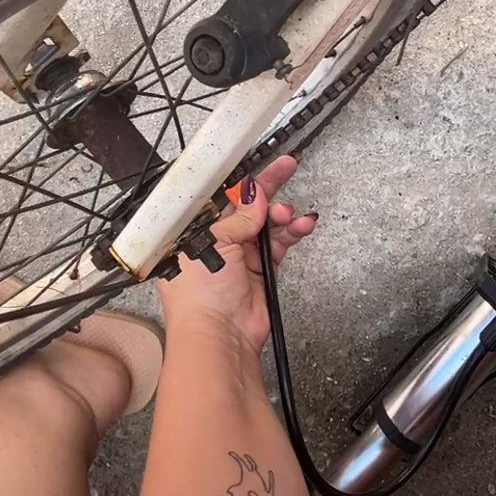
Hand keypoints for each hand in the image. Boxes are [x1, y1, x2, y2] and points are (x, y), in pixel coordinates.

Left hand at [157, 155, 318, 352]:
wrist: (220, 334)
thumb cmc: (198, 297)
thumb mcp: (212, 243)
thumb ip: (237, 218)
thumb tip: (255, 196)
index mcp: (194, 231)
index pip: (219, 195)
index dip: (241, 179)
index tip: (259, 161)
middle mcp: (216, 240)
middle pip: (247, 205)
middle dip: (268, 186)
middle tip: (288, 166)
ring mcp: (240, 254)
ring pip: (267, 222)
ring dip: (282, 214)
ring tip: (289, 215)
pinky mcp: (262, 269)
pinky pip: (280, 242)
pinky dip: (293, 231)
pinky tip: (302, 225)